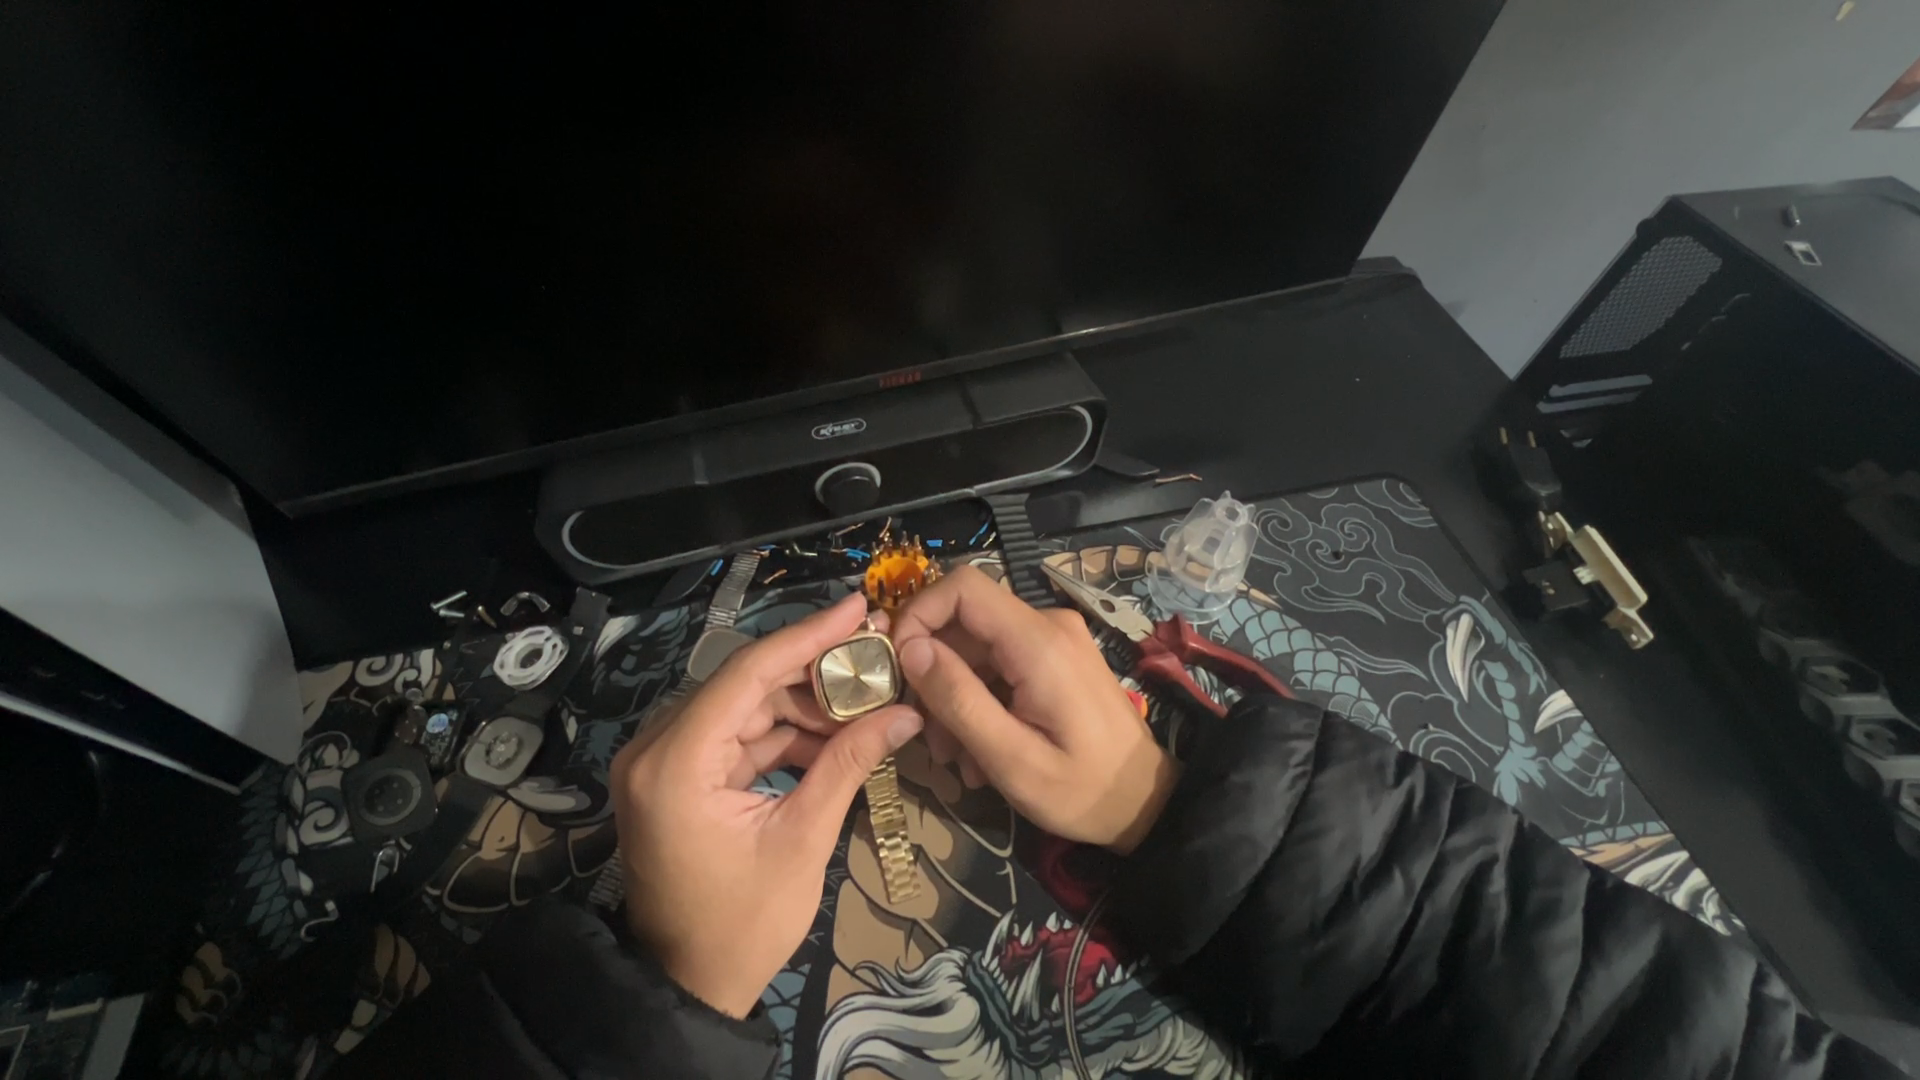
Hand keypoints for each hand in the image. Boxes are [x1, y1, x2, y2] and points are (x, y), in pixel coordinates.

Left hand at [611, 593, 923, 1017]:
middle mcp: (657, 747)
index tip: (858, 609)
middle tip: (875, 657)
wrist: (688, 986)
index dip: (808, 636)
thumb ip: (849, 764)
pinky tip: (832, 734)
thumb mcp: (804, 841)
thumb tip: (906, 712)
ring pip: (745, 706)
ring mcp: (663, 760)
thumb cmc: (743, 925)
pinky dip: (784, 733)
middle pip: (746, 684)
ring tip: (865, 702)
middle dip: (814, 671)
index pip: (747, 673)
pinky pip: (737, 735)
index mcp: (676, 762)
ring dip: (803, 704)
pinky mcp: (677, 774)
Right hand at [890, 565, 1178, 853]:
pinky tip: (980, 750)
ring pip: (976, 647)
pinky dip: (979, 699)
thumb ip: (958, 698)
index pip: (963, 586)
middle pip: (964, 622)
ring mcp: (1053, 639)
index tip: (899, 667)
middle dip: (933, 673)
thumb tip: (910, 648)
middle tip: (927, 737)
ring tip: (956, 758)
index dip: (919, 614)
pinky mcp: (1054, 657)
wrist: (1146, 801)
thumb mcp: (1011, 758)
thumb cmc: (1083, 789)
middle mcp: (1046, 625)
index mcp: (1039, 642)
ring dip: (954, 696)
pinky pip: (998, 663)